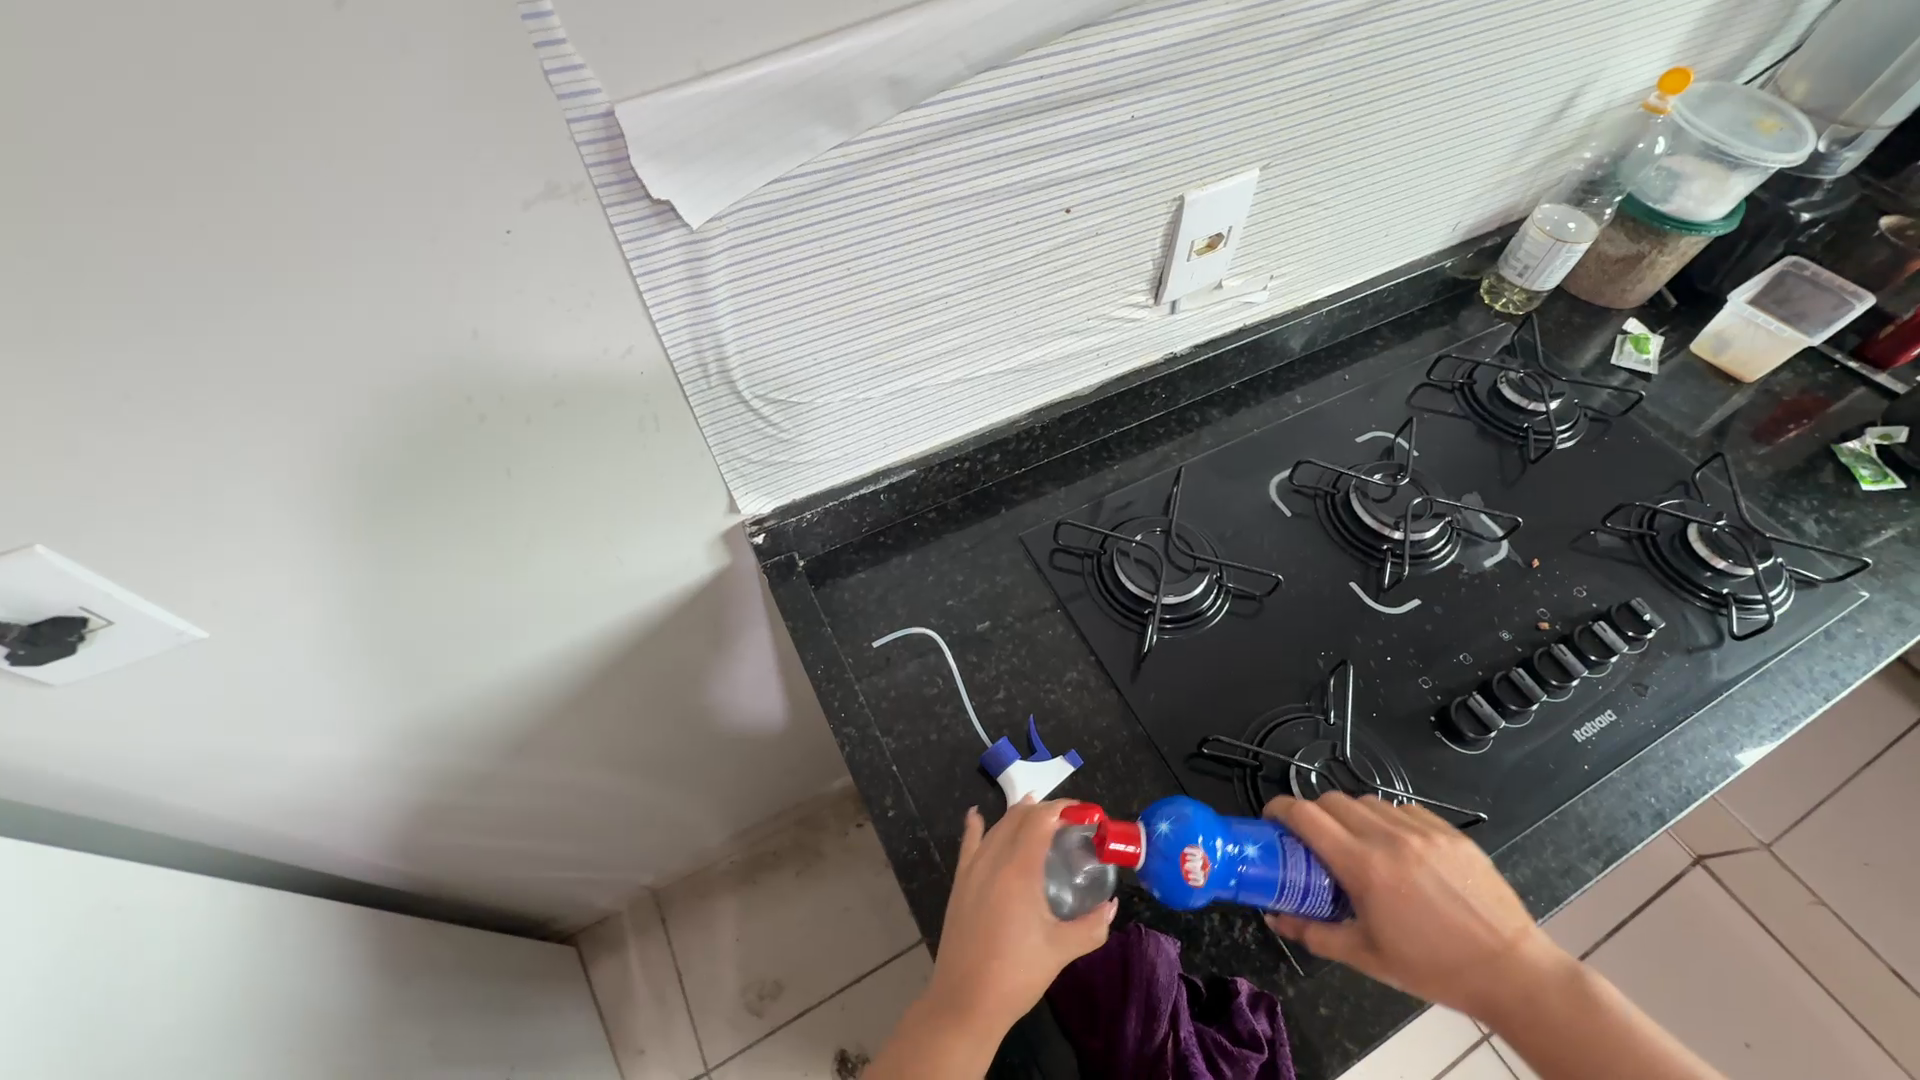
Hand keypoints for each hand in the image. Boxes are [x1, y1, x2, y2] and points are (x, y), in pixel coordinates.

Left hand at [923, 798, 1116, 1036]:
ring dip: (1017, 815)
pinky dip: (975, 826)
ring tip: (1037, 811)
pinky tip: (976, 815)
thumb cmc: (1016, 974)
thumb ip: (1091, 925)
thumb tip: (1111, 906)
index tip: (1086, 814)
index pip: (1041, 820)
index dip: (1063, 808)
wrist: (965, 1002)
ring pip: (995, 828)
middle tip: (1070, 820)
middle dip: (1044, 810)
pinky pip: (968, 844)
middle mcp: (993, 860)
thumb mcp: (1061, 950)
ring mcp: (972, 871)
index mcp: (1019, 869)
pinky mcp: (959, 885)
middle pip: (1018, 818)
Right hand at [1262, 793, 1564, 1017]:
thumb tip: (1275, 917)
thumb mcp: (1365, 957)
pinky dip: (1388, 821)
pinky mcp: (1452, 833)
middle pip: (1331, 800)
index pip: (1305, 815)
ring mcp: (1424, 832)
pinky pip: (1405, 810)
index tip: (1271, 820)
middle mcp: (1389, 838)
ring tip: (1356, 845)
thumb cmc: (1433, 969)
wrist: (1512, 972)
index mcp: (1363, 866)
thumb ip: (1313, 932)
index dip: (1279, 809)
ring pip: (1368, 802)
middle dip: (1312, 813)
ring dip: (1350, 815)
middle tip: (1312, 840)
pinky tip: (1396, 848)